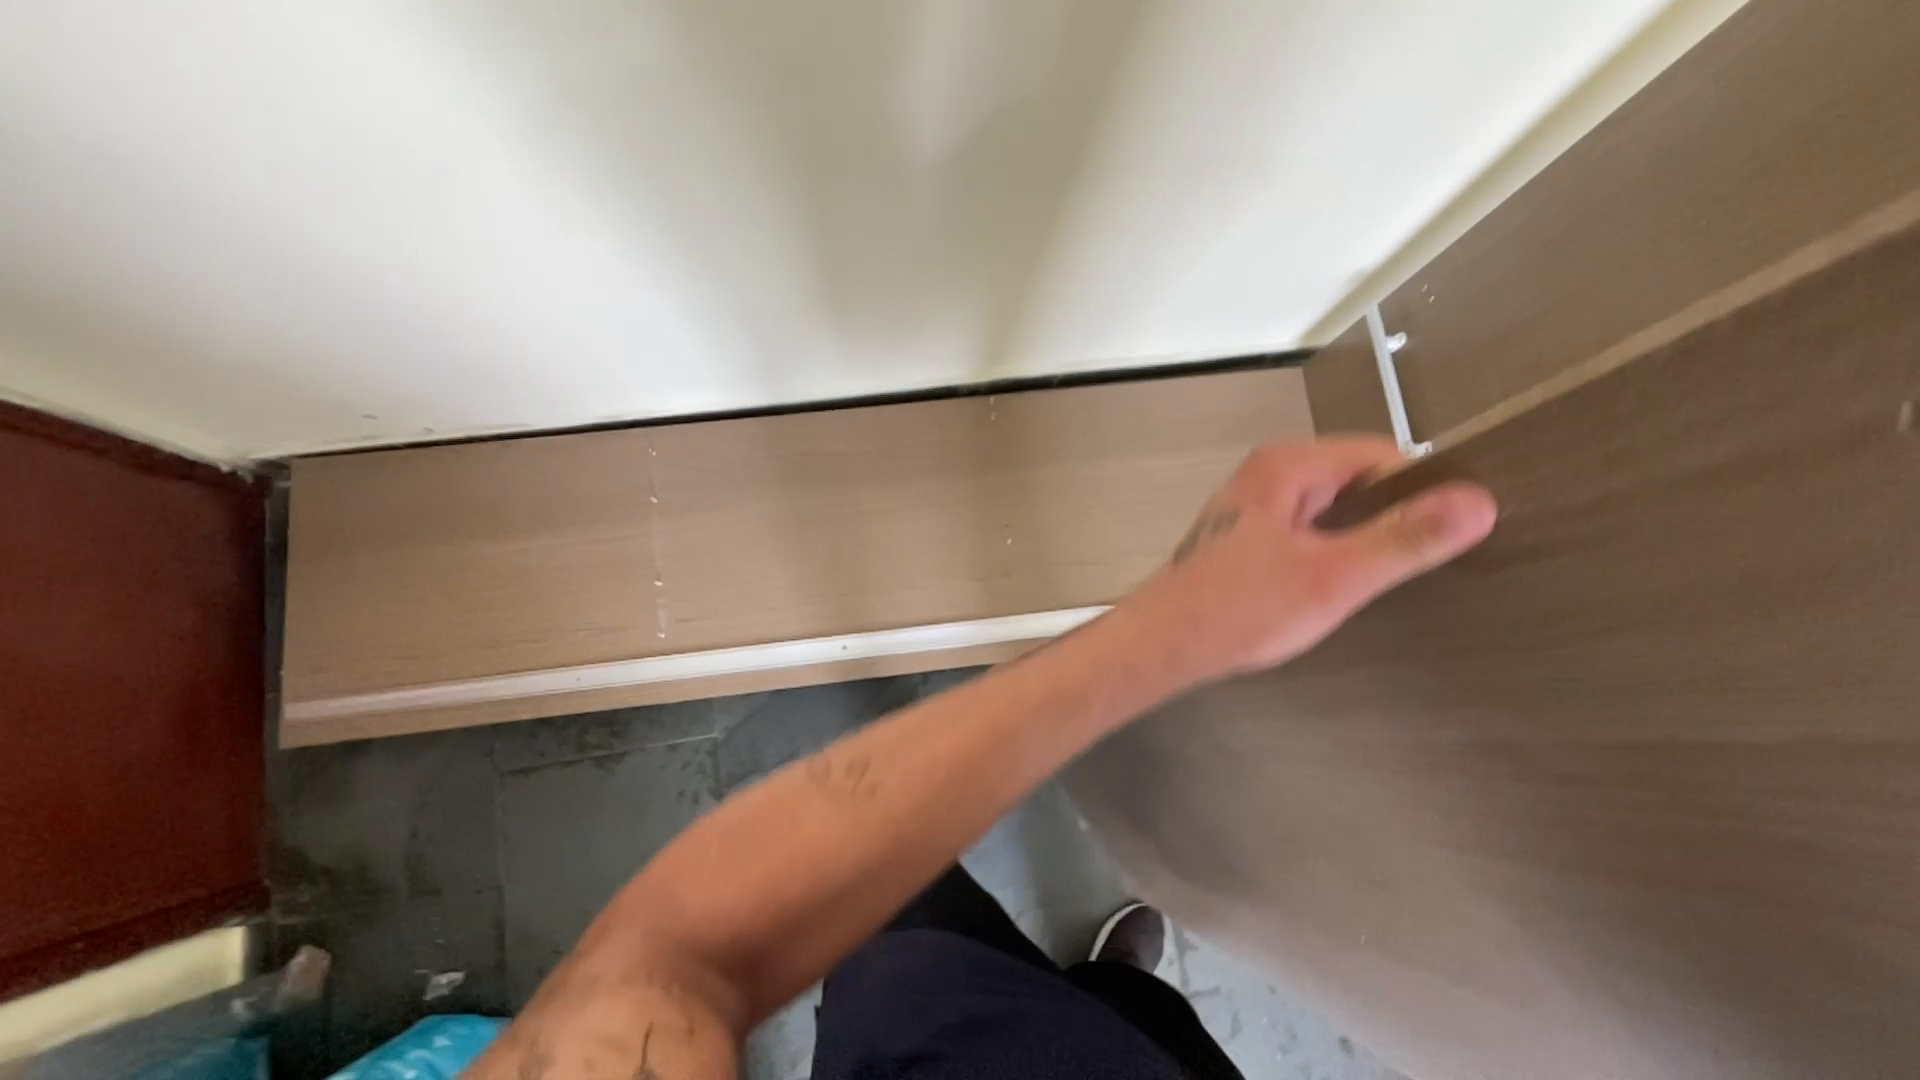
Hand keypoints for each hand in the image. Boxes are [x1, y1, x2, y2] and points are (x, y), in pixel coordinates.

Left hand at [1121, 436, 1496, 687]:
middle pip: (1358, 481)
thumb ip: (1403, 539)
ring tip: (1381, 581)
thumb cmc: (1240, 609)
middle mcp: (1269, 471)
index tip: (1452, 535)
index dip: (1424, 492)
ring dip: (1360, 540)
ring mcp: (1255, 502)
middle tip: (1420, 568)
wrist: (1162, 644)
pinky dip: (1330, 551)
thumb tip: (1479, 502)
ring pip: (1334, 509)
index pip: (1384, 456)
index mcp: (1288, 464)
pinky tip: (1338, 586)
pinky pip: (1309, 529)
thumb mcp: (1333, 577)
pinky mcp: (1247, 533)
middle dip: (1391, 519)